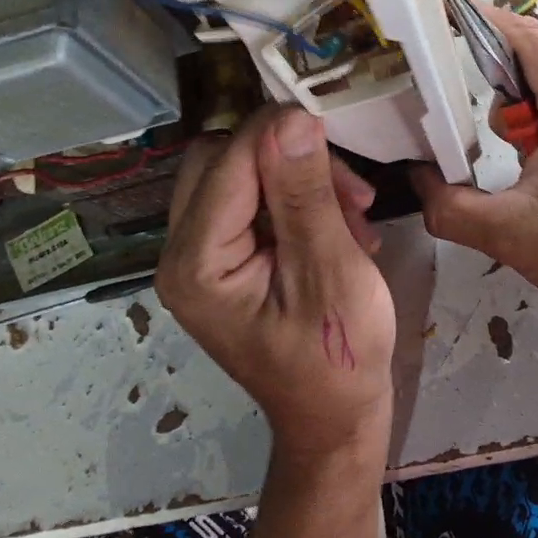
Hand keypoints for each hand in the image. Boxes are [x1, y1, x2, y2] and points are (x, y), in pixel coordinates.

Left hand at [158, 107, 396, 462]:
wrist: (332, 420)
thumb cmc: (337, 361)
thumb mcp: (331, 275)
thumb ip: (305, 195)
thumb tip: (290, 117)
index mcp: (196, 263)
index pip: (228, 161)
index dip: (280, 132)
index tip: (337, 130)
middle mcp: (181, 253)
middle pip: (222, 159)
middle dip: (289, 160)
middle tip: (350, 191)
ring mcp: (199, 257)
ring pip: (241, 175)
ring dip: (300, 181)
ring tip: (357, 217)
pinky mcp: (223, 260)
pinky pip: (252, 203)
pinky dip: (297, 202)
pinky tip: (341, 228)